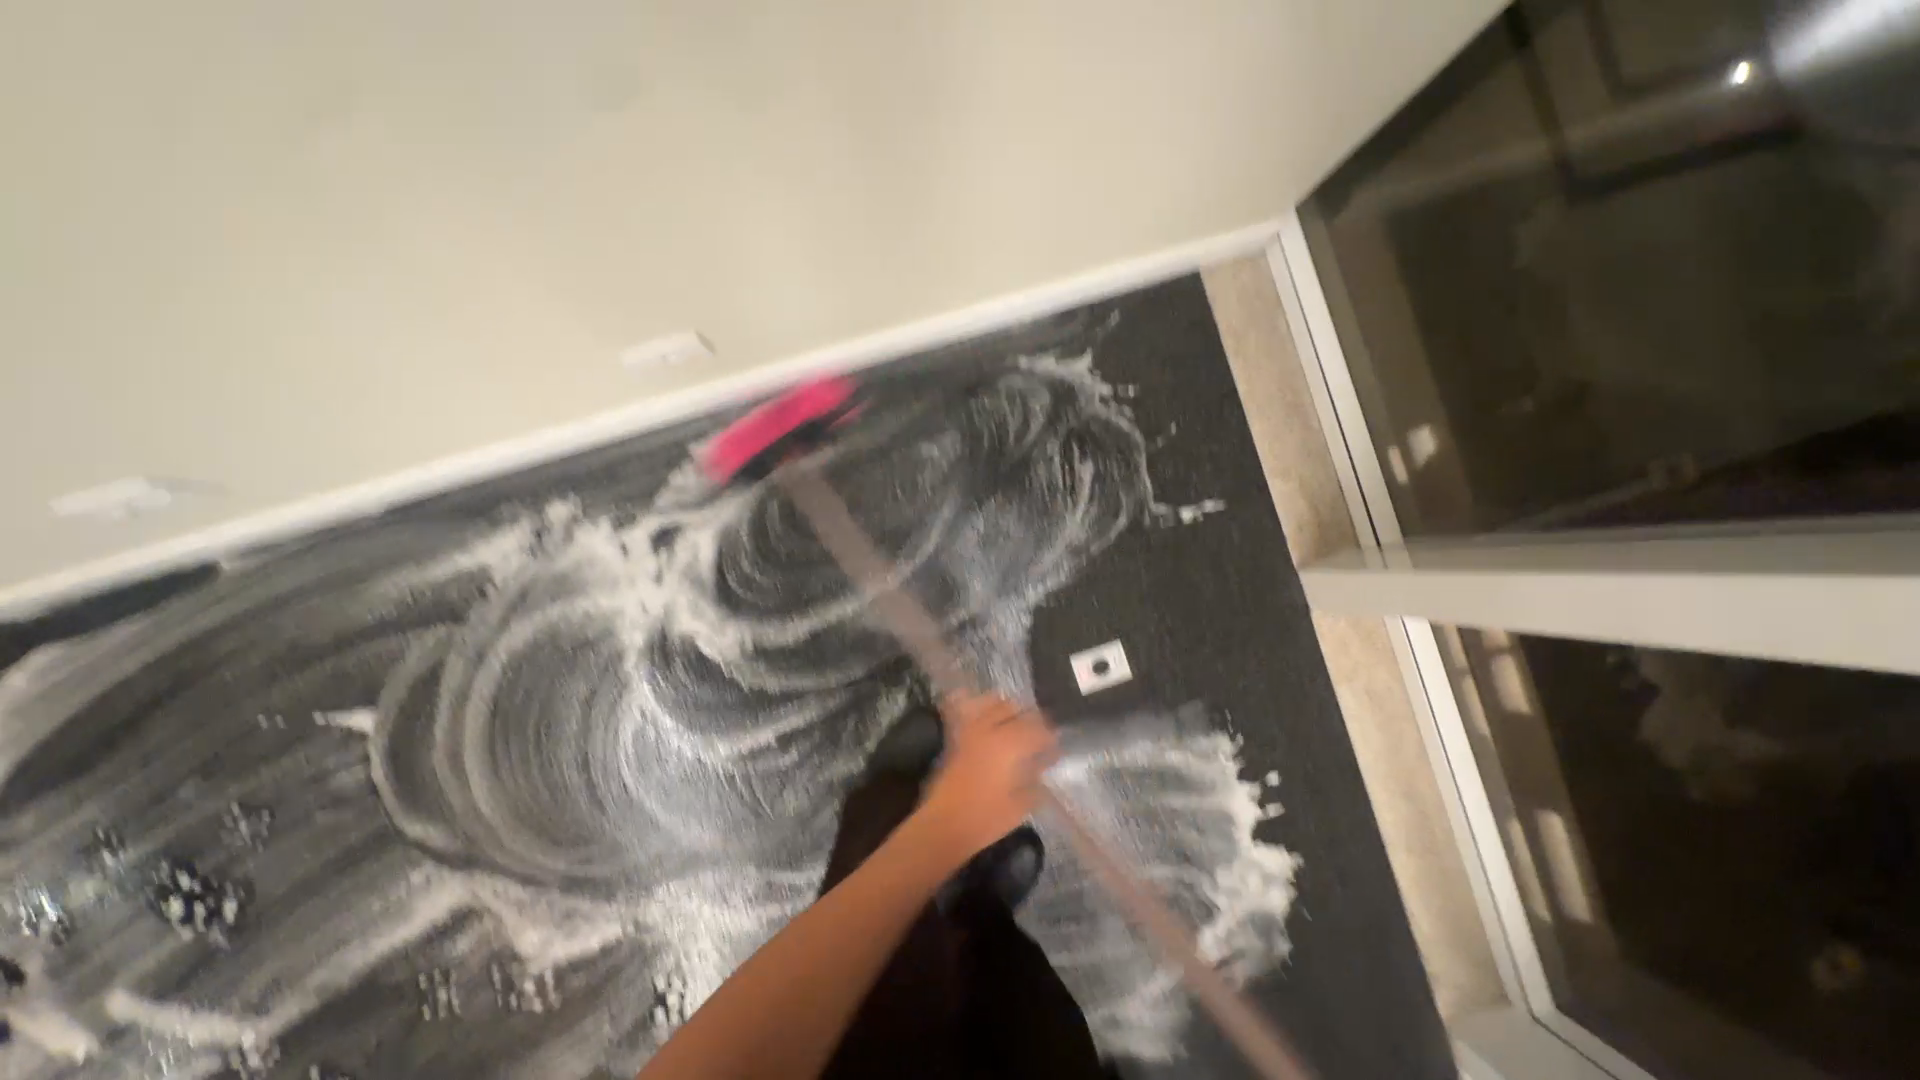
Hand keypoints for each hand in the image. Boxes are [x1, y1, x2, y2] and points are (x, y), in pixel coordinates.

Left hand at [913, 694, 1058, 864]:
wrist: (942, 827)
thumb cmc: (985, 820)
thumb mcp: (1020, 805)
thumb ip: (1036, 780)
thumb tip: (1044, 765)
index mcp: (1010, 745)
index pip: (1038, 729)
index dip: (1050, 737)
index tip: (1056, 748)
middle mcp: (989, 730)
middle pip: (1015, 709)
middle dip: (1031, 718)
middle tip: (1039, 735)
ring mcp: (969, 731)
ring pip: (992, 703)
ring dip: (1007, 710)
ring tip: (1016, 724)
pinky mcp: (954, 738)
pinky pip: (968, 710)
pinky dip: (980, 707)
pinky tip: (988, 720)